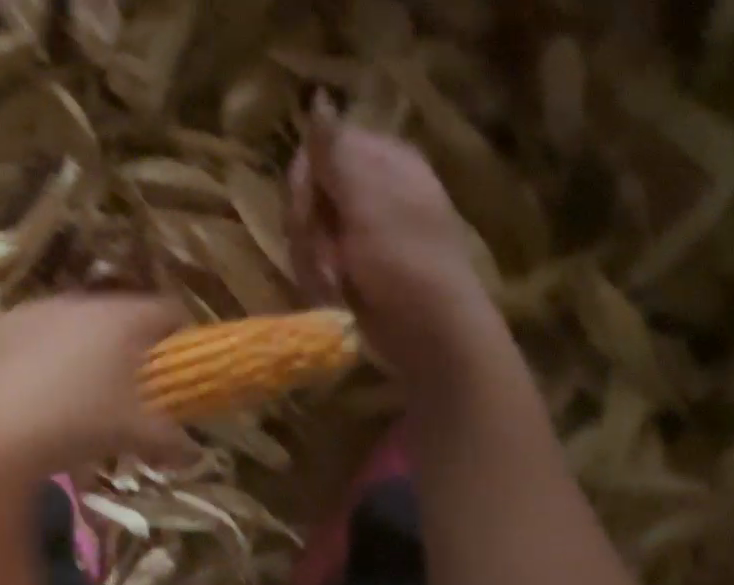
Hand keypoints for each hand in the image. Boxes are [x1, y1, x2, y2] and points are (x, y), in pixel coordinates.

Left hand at [0, 295, 189, 486]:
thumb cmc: (75, 426)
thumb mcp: (131, 436)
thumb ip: (169, 440)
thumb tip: (194, 453)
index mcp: (121, 319)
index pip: (167, 311)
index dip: (178, 337)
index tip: (177, 366)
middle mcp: (78, 303)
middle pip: (115, 316)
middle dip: (125, 347)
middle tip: (126, 387)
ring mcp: (30, 313)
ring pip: (68, 325)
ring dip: (78, 351)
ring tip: (73, 394)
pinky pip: (26, 339)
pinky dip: (35, 359)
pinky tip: (28, 396)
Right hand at [287, 98, 496, 378]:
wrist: (430, 336)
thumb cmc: (408, 265)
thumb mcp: (369, 204)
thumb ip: (336, 155)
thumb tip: (315, 99)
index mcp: (383, 162)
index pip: (315, 153)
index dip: (302, 187)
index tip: (307, 216)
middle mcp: (369, 191)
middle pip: (303, 198)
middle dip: (306, 235)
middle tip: (327, 260)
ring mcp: (357, 232)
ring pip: (303, 237)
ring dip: (312, 266)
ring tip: (338, 286)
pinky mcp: (350, 268)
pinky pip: (311, 265)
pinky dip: (318, 285)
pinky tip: (338, 298)